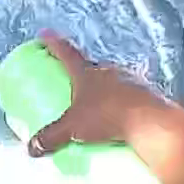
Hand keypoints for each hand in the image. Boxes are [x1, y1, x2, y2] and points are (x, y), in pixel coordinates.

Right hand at [27, 32, 183, 156]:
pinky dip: (119, 104)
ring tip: (95, 105)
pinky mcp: (146, 94)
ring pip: (111, 81)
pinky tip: (117, 117)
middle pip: (90, 66)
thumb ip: (51, 137)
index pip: (66, 52)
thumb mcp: (72, 129)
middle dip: (80, 73)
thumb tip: (32, 149)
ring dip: (102, 89)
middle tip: (71, 83)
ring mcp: (130, 80)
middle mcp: (108, 70)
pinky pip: (127, 96)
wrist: (150, 122)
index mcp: (86, 72)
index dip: (53, 44)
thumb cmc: (107, 117)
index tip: (45, 35)